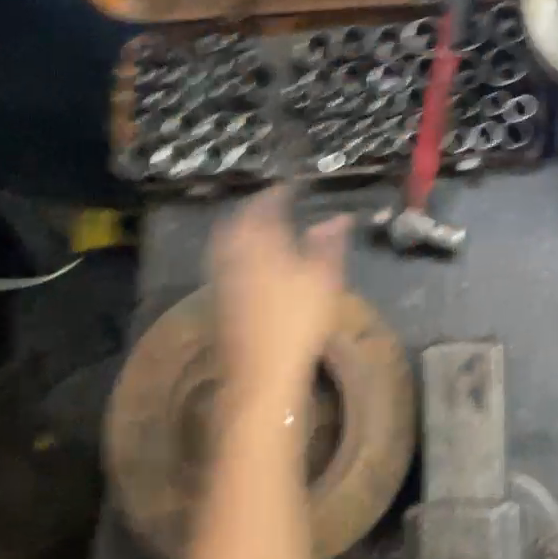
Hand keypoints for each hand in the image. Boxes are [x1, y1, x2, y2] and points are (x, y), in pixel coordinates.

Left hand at [210, 188, 352, 414]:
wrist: (260, 372)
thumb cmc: (297, 320)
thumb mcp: (324, 278)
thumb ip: (329, 243)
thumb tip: (338, 217)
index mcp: (258, 239)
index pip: (266, 204)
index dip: (280, 193)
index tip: (294, 186)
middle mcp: (232, 251)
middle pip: (240, 220)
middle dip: (257, 209)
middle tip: (276, 204)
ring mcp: (221, 275)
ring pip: (230, 240)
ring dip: (246, 229)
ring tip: (266, 229)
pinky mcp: (219, 297)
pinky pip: (227, 259)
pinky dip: (241, 250)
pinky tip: (256, 261)